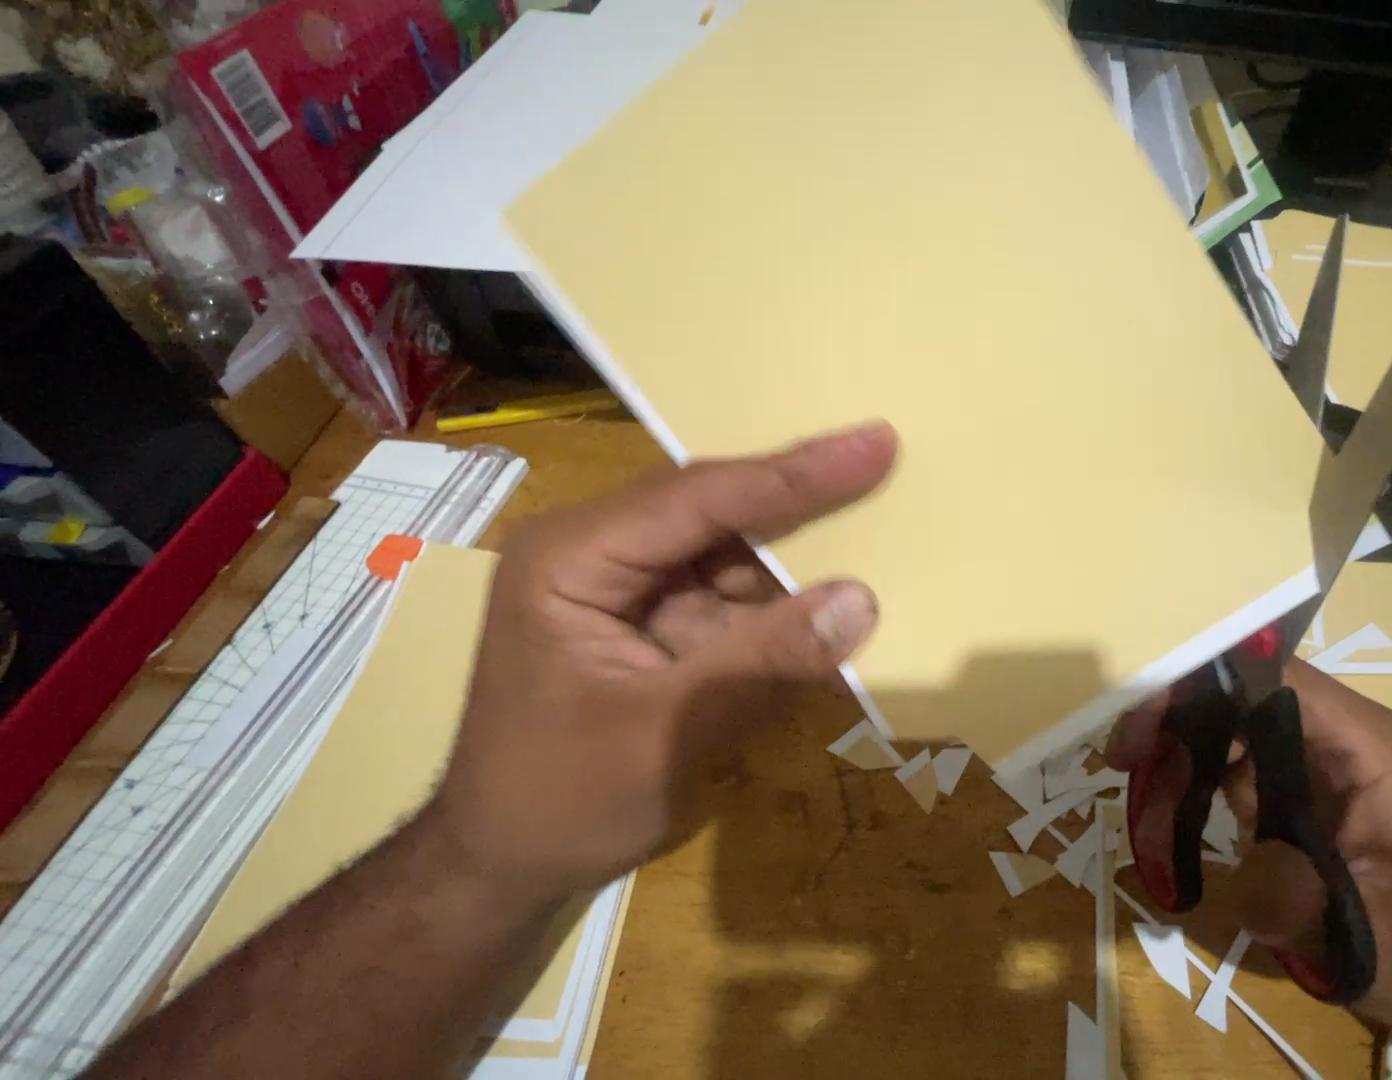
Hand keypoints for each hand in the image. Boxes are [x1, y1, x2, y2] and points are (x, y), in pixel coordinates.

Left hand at [424, 423, 897, 903]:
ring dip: (803, 554)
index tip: (875, 444)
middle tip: (885, 460)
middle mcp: (602, 552)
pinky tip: (836, 600)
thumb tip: (862, 601)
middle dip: (802, 500)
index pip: (698, 497)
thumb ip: (761, 664)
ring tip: (883, 525)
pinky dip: (787, 606)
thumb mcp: (663, 735)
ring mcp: (633, 587)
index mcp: (573, 558)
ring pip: (736, 552)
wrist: (505, 866)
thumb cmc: (558, 802)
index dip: (793, 475)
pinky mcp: (661, 622)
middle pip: (719, 510)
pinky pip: (737, 598)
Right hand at [1108, 659, 1391, 1038]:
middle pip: (1236, 698)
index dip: (1196, 686)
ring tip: (1144, 817)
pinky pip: (1236, 772)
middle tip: (1124, 772)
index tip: (1140, 731)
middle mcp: (1334, 737)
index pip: (1266, 675)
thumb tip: (1203, 883)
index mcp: (1360, 740)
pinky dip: (1197, 790)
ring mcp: (1316, 766)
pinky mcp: (1302, 798)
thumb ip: (1289, 899)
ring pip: (1228, 733)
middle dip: (1174, 727)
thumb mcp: (1370, 932)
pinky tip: (1170, 828)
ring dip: (1179, 763)